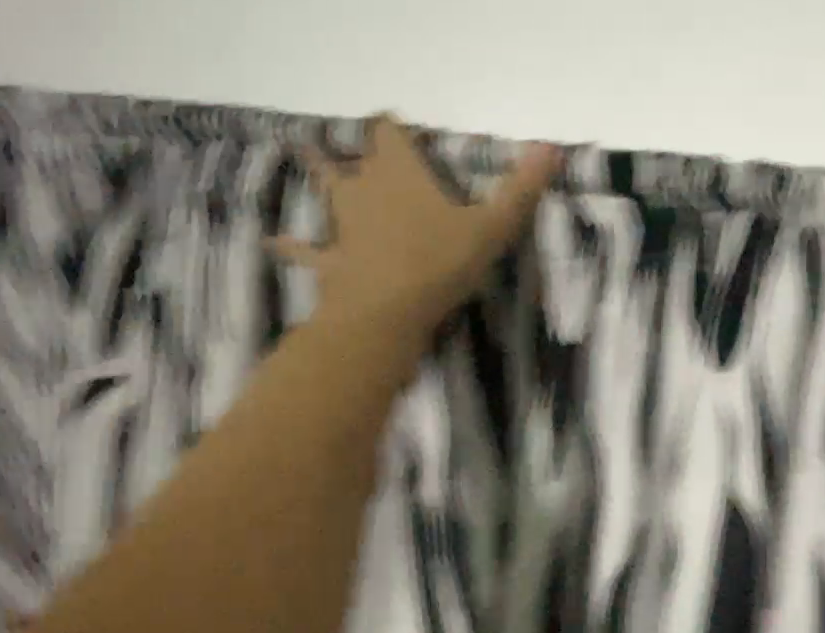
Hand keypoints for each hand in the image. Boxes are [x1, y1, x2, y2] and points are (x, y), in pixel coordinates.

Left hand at [271, 115, 558, 349]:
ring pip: (326, 191)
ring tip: (304, 157)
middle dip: (357, 149)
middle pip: (356, 158)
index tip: (401, 129)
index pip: (390, 133)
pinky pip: (305, 251)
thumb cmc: (440, 263)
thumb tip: (552, 147)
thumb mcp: (493, 227)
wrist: (386, 312)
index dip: (395, 128)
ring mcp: (341, 224)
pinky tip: (272, 242)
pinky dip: (291, 246)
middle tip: (358, 145)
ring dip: (319, 176)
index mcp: (400, 173)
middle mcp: (364, 188)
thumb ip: (521, 190)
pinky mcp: (329, 260)